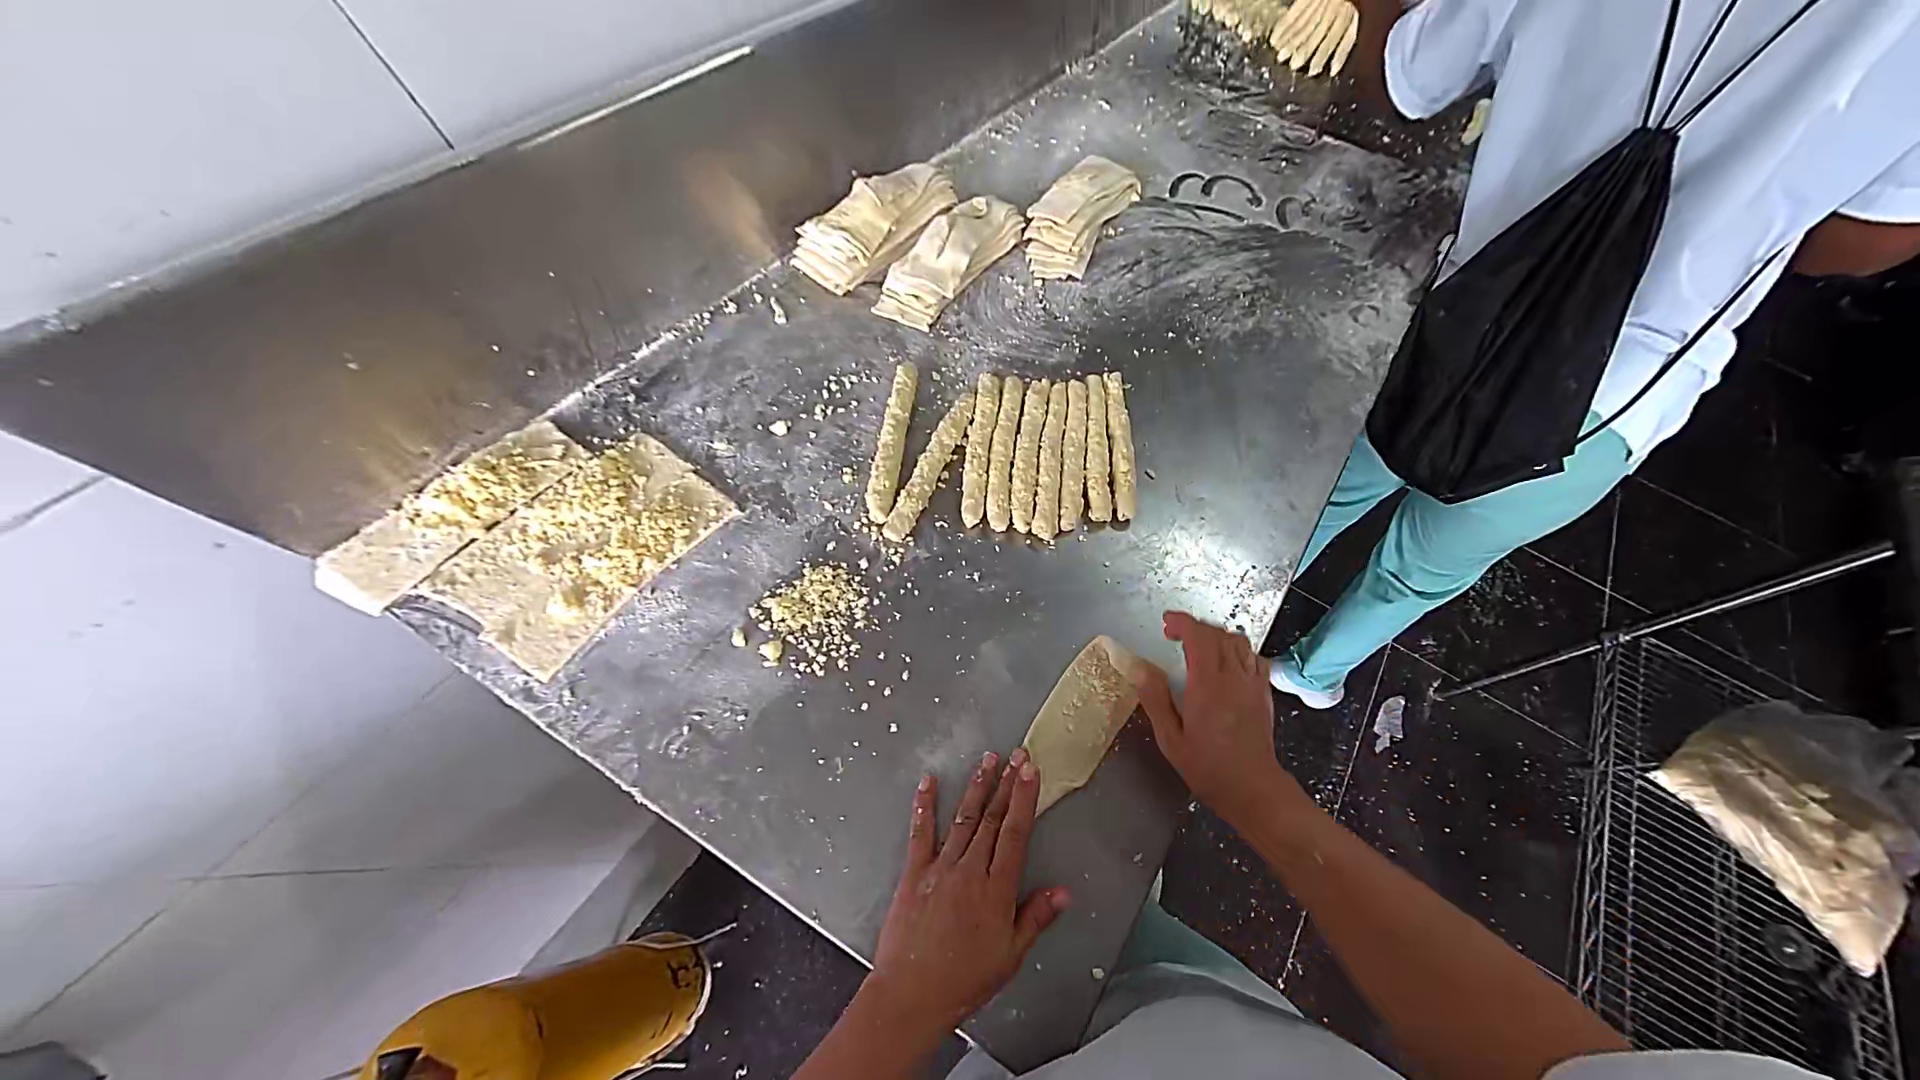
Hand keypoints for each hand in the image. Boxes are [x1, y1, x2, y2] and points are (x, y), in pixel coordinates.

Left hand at [867, 748, 1072, 1033]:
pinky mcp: (915, 872)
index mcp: (996, 889)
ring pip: (964, 818)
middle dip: (1006, 783)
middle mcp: (970, 870)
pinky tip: (929, 783)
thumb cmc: (964, 979)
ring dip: (977, 786)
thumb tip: (1064, 892)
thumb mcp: (1010, 955)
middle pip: (992, 818)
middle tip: (1016, 755)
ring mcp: (940, 867)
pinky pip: (920, 832)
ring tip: (987, 760)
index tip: (1030, 772)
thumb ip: (1036, 917)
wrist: (912, 994)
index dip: (1024, 798)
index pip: (1015, 833)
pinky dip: (925, 805)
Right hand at [1134, 611, 1304, 828]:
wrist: (1253, 789)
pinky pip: (1253, 658)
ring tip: (1198, 644)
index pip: (1199, 636)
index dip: (1182, 622)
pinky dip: (1237, 650)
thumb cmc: (1209, 767)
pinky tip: (1226, 662)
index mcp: (1208, 684)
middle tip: (1175, 634)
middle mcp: (1234, 678)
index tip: (1166, 622)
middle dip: (1195, 626)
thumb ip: (1155, 699)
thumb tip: (1142, 670)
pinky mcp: (1263, 693)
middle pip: (1218, 634)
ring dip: (1216, 635)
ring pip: (1238, 642)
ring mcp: (1252, 684)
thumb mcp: (1170, 738)